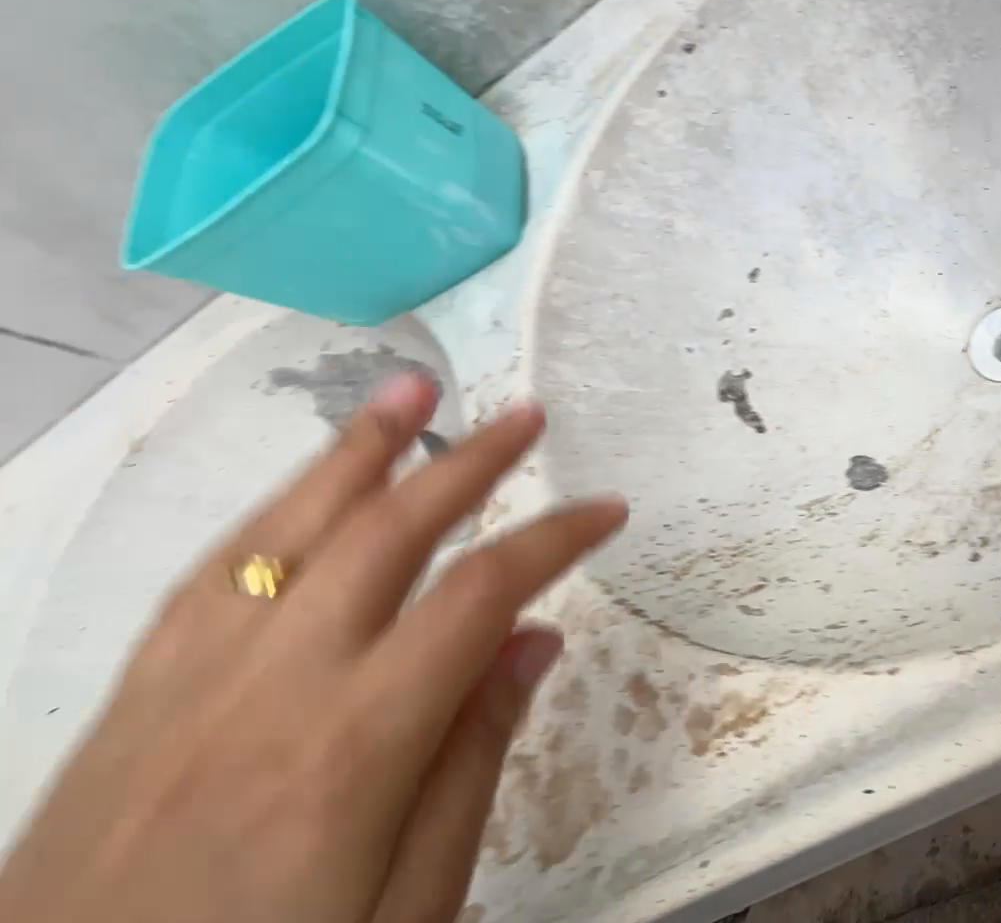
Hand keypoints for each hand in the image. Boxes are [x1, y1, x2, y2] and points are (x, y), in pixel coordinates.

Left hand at [0, 375, 626, 922]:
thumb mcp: (413, 900)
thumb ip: (472, 757)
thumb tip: (535, 639)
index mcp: (357, 740)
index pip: (481, 594)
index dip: (555, 539)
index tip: (609, 509)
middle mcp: (270, 685)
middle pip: (386, 533)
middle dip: (467, 461)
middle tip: (526, 413)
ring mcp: (187, 683)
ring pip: (286, 531)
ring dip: (358, 450)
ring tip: (411, 388)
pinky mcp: (130, 700)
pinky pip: (210, 577)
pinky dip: (273, 514)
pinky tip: (308, 489)